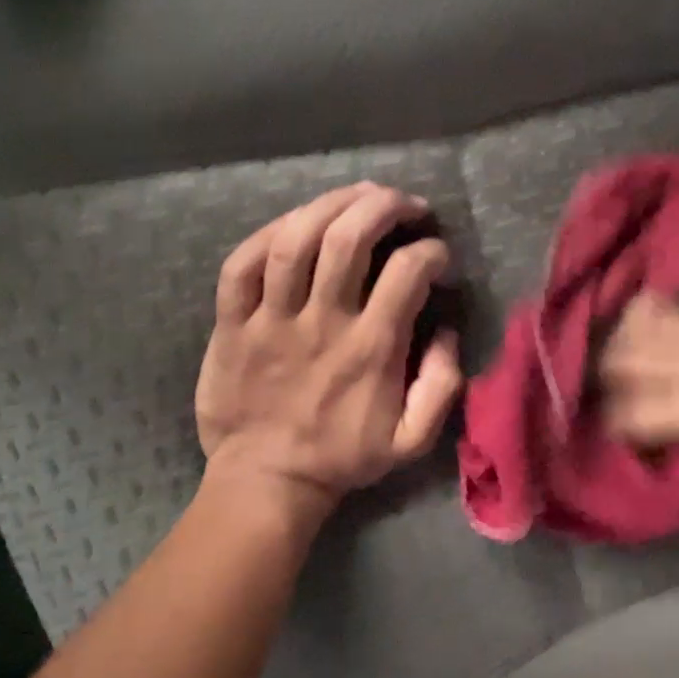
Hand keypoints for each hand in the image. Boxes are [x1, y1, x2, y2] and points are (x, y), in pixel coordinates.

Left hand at [194, 184, 463, 525]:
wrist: (265, 483)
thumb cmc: (344, 457)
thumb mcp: (413, 439)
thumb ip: (442, 386)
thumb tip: (446, 331)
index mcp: (372, 348)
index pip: (408, 271)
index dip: (432, 251)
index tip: (439, 256)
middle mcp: (322, 322)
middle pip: (348, 238)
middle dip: (384, 206)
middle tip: (407, 204)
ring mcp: (271, 320)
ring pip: (295, 240)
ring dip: (331, 204)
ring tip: (360, 194)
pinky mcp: (231, 324)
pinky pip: (241, 264)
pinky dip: (268, 232)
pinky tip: (297, 221)